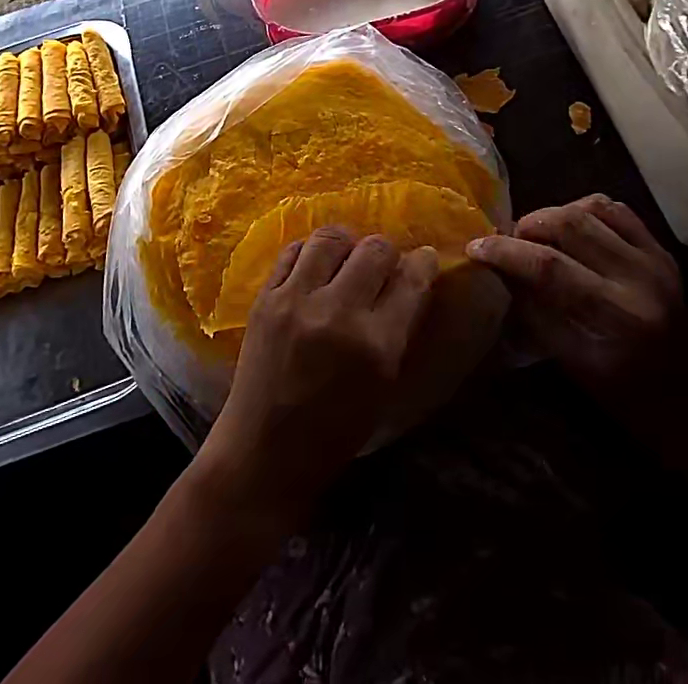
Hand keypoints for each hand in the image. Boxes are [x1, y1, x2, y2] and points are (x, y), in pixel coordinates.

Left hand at [196, 227, 438, 517]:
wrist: (265, 448)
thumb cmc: (335, 431)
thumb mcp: (384, 385)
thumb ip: (397, 331)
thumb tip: (407, 283)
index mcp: (376, 344)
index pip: (411, 280)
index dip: (424, 263)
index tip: (425, 259)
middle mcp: (336, 312)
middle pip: (374, 249)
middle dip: (387, 252)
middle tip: (383, 265)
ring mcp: (294, 301)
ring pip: (330, 238)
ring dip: (347, 244)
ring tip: (347, 259)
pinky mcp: (263, 298)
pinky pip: (291, 252)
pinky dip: (309, 253)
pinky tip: (314, 266)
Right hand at [466, 194, 687, 406]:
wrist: (680, 391)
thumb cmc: (614, 383)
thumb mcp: (563, 354)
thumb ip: (530, 306)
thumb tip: (496, 268)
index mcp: (613, 314)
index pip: (548, 266)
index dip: (505, 251)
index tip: (475, 248)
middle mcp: (638, 278)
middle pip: (570, 224)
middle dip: (526, 226)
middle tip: (508, 241)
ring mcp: (655, 260)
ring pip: (592, 208)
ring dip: (551, 214)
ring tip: (535, 234)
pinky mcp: (661, 250)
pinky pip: (616, 210)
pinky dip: (583, 210)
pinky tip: (568, 229)